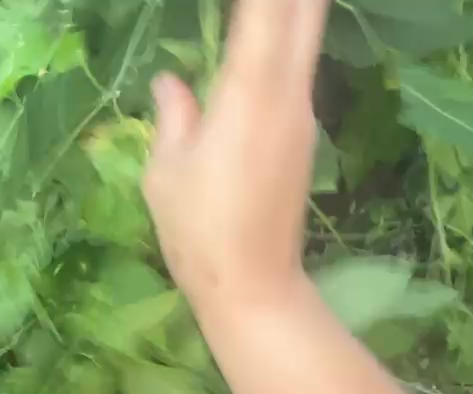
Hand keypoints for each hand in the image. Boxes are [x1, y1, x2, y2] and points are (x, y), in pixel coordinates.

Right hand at [141, 0, 331, 315]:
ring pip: (307, 31)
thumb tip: (170, 81)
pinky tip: (262, 40)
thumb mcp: (165, 175)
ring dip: (289, 10)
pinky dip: (285, 38)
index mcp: (249, 90)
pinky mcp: (305, 135)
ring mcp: (304, 112)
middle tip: (253, 1)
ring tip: (257, 14)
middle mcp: (289, 89)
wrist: (252, 286)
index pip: (265, 6)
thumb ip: (172, 117)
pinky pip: (298, 66)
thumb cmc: (198, 234)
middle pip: (306, 7)